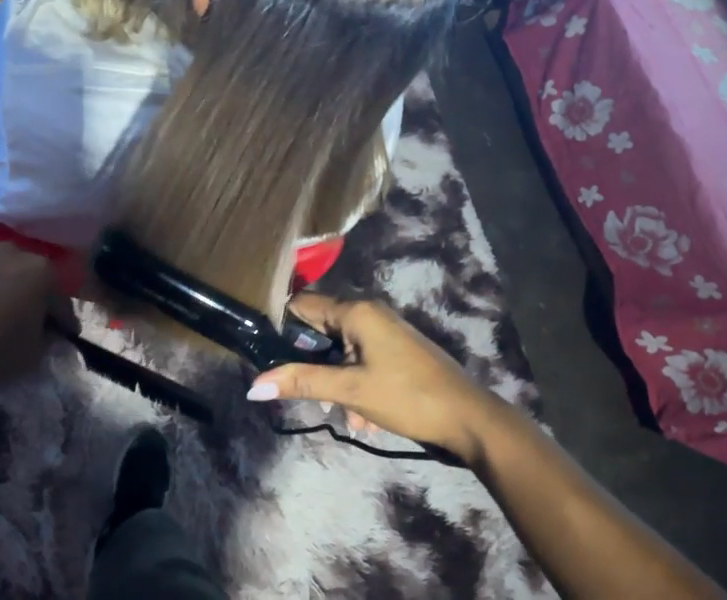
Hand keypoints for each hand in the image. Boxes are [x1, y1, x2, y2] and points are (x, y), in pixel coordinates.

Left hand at [0, 244, 66, 396]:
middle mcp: (17, 252)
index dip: (65, 323)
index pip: (62, 302)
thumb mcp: (36, 352)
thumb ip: (50, 336)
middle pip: (37, 279)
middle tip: (37, 325)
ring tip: (9, 315)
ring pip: (12, 273)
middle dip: (40, 300)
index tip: (66, 337)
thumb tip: (49, 330)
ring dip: (15, 290)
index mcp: (43, 271)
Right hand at [247, 293, 506, 462]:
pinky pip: (362, 359)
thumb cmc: (408, 397)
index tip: (267, 353)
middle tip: (307, 392)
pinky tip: (364, 419)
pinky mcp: (398, 351)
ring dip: (335, 380)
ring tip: (341, 413)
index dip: (281, 327)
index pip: (302, 305)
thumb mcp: (351, 390)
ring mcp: (387, 331)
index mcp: (356, 311)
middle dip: (312, 362)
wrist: (473, 421)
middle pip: (321, 329)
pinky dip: (356, 383)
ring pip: (342, 349)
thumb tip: (253, 385)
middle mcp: (370, 312)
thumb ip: (302, 382)